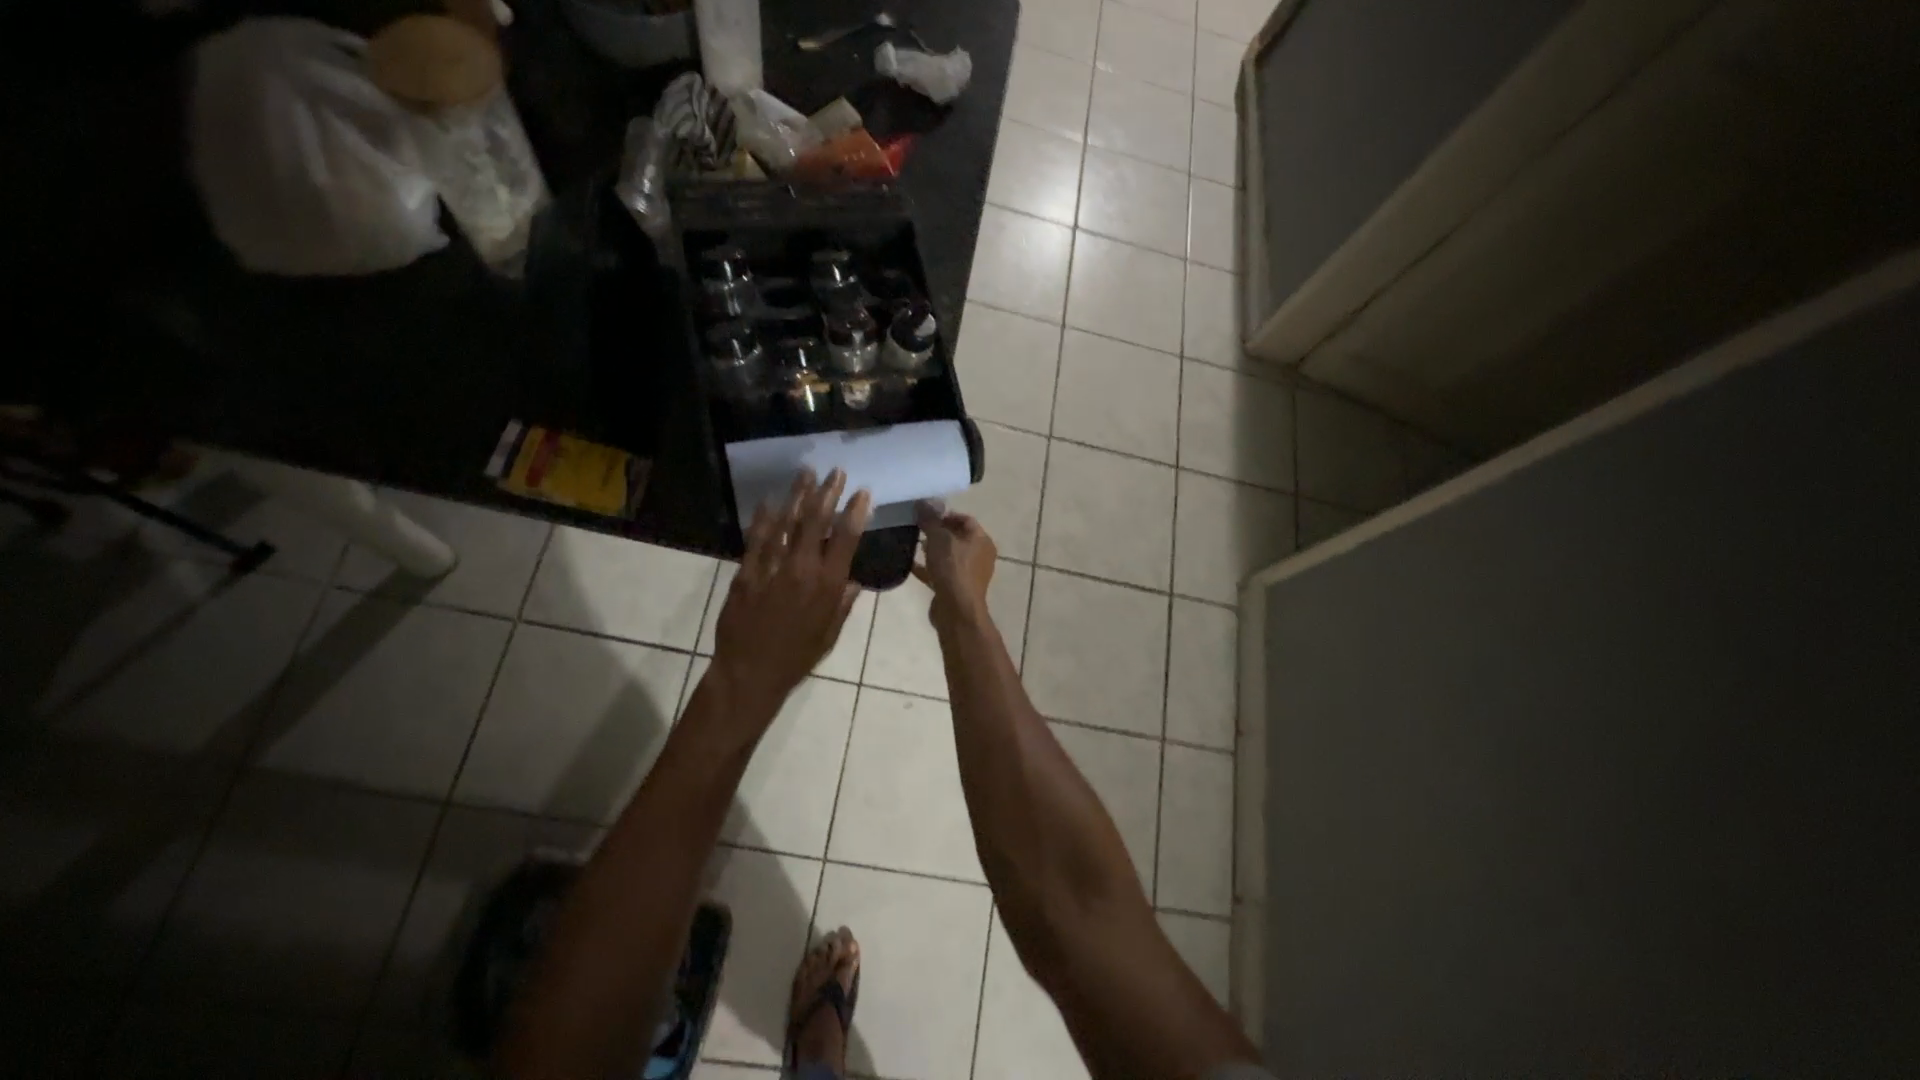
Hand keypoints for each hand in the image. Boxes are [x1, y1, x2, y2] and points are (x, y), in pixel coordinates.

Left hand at [713, 468, 872, 710]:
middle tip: (835, 472)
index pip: (846, 539)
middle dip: (828, 492)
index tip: (863, 492)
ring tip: (806, 472)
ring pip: (786, 523)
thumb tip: (853, 583)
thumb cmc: (796, 659)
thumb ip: (842, 606)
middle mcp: (802, 570)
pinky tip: (769, 501)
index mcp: (827, 586)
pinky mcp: (746, 572)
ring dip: (798, 495)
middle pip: (816, 521)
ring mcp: (771, 568)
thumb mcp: (829, 636)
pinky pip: (756, 539)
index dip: (856, 512)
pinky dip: (763, 518)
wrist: (749, 673)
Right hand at [912, 501, 996, 624]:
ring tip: (913, 544)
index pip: (966, 519)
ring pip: (949, 556)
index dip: (946, 514)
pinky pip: (941, 573)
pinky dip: (928, 568)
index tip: (926, 515)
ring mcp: (969, 574)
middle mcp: (980, 555)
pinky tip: (910, 565)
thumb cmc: (952, 569)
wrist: (956, 610)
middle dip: (937, 532)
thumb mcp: (939, 538)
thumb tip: (922, 501)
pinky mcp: (956, 588)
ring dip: (932, 550)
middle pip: (957, 537)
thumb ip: (930, 519)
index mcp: (982, 540)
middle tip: (917, 528)